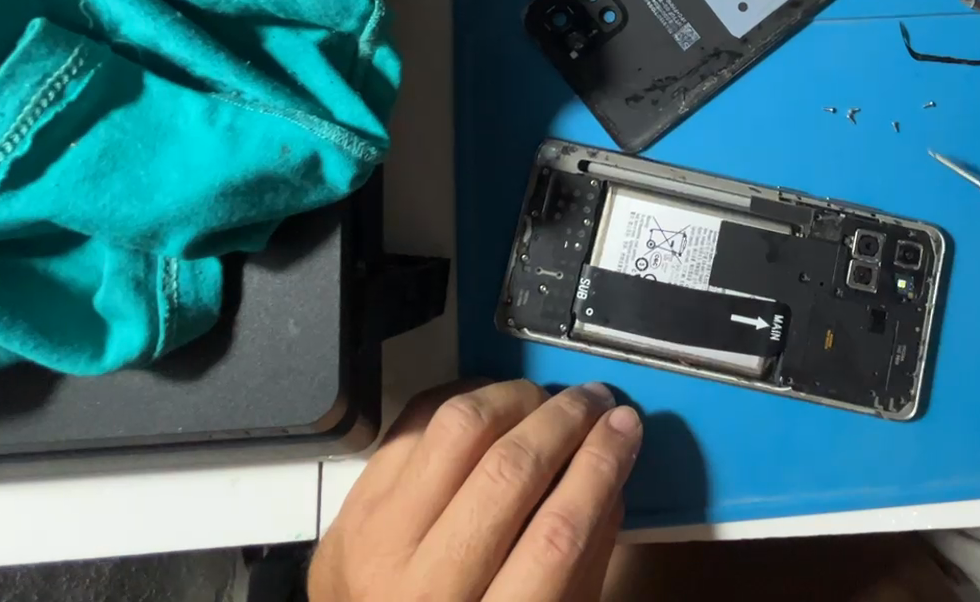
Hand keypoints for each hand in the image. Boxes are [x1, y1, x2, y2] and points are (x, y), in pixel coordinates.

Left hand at [310, 379, 642, 601]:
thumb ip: (586, 553)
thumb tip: (611, 458)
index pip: (556, 536)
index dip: (600, 468)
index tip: (627, 426)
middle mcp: (420, 590)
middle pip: (508, 473)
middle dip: (566, 421)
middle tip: (596, 400)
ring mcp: (375, 541)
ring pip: (458, 429)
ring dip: (515, 398)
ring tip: (544, 400)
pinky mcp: (353, 504)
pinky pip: (416, 419)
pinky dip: (466, 397)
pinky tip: (495, 406)